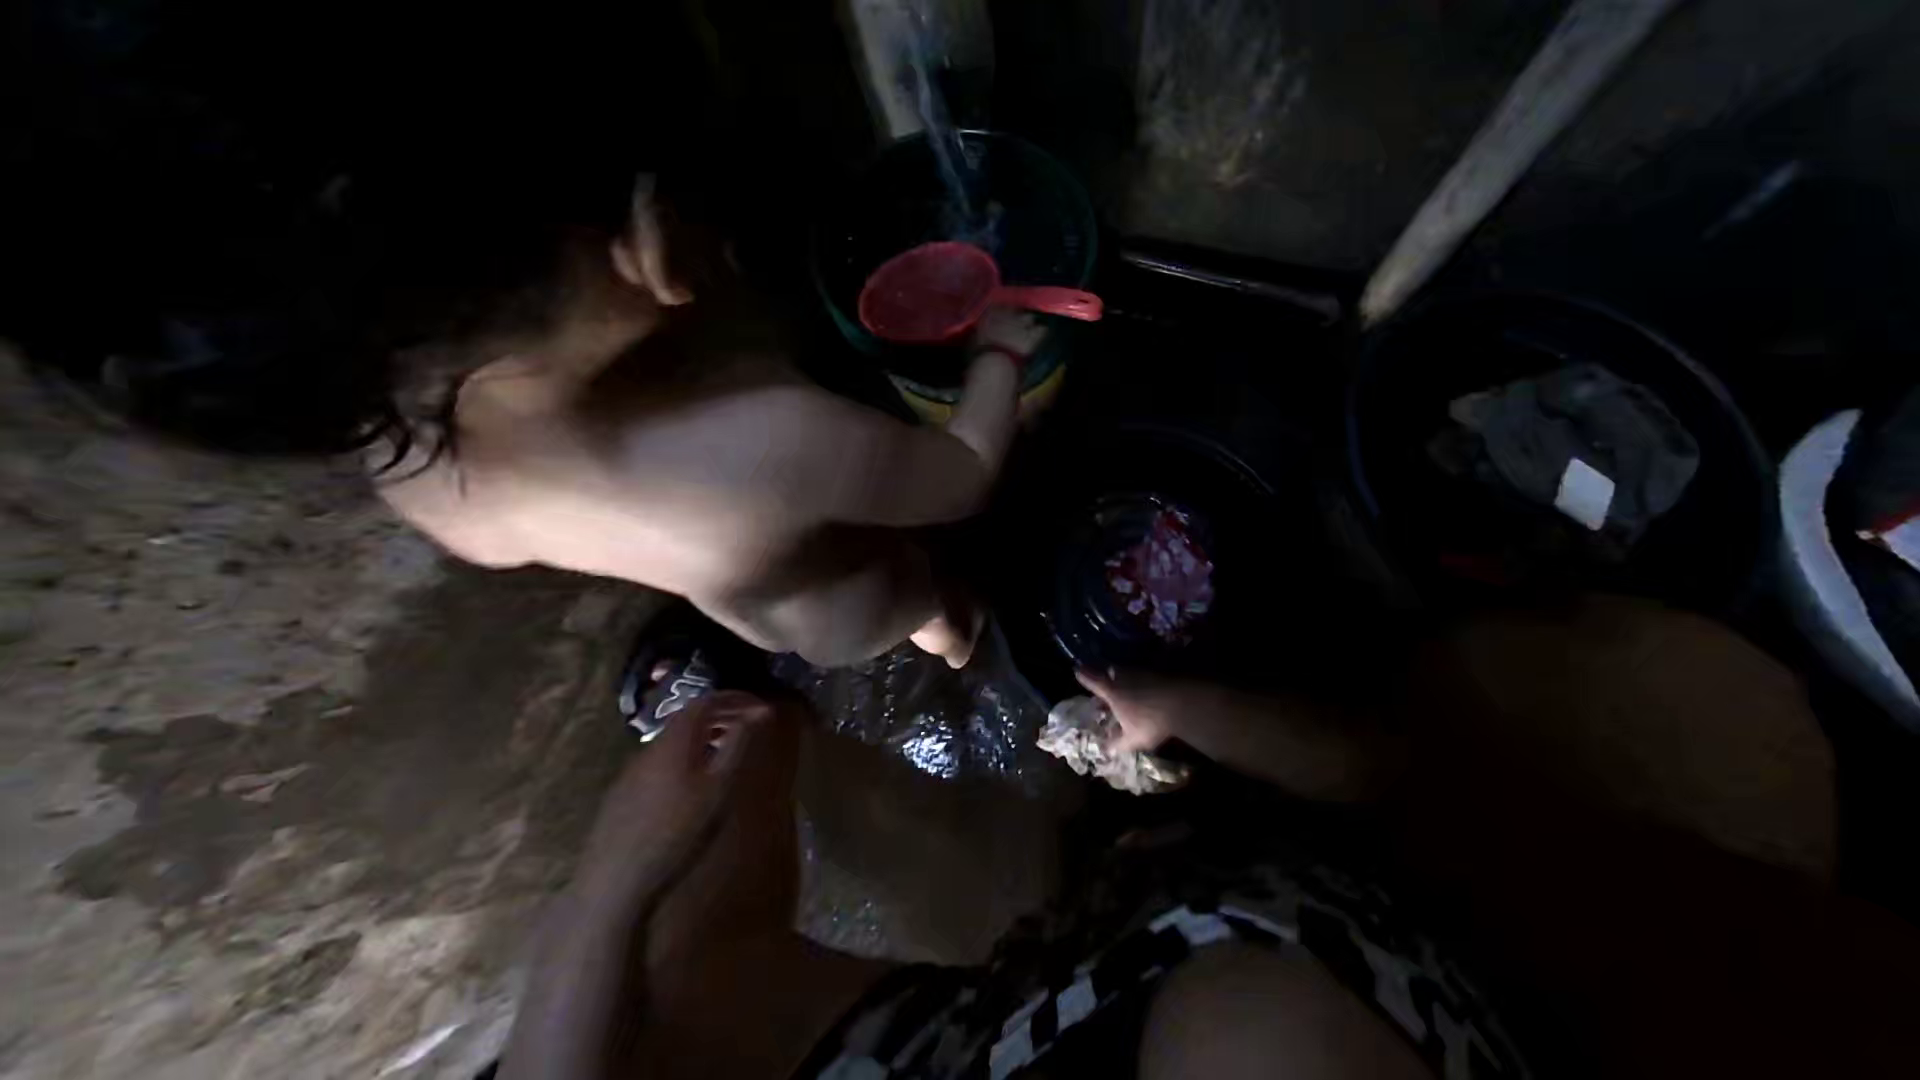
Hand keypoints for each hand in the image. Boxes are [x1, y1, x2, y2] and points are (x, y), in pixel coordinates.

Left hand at [572, 690, 774, 902]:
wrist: (618, 878)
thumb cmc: (680, 829)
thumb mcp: (721, 785)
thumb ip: (740, 744)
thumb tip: (761, 712)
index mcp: (676, 739)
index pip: (707, 701)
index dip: (735, 698)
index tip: (760, 707)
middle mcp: (651, 745)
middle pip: (689, 717)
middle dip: (721, 714)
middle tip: (748, 724)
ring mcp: (633, 768)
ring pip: (674, 739)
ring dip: (704, 735)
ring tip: (727, 748)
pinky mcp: (624, 791)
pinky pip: (662, 758)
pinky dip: (686, 754)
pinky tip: (694, 779)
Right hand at [1075, 668, 1209, 755]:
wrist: (1182, 703)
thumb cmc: (1151, 722)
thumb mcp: (1133, 739)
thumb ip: (1118, 744)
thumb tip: (1105, 751)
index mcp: (1112, 691)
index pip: (1092, 680)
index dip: (1083, 675)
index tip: (1076, 670)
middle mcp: (1123, 678)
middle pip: (1109, 670)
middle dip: (1104, 674)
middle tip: (1103, 680)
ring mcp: (1141, 672)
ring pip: (1126, 671)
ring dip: (1123, 676)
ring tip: (1124, 685)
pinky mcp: (1157, 672)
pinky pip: (1142, 673)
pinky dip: (1140, 679)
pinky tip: (1145, 688)